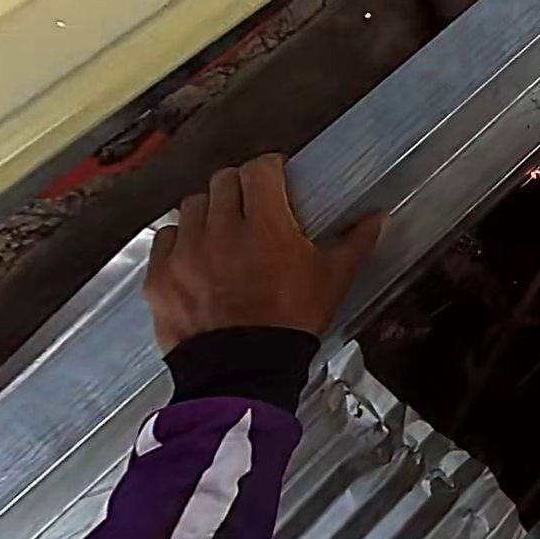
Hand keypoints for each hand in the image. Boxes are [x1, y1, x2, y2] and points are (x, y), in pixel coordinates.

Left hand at [144, 154, 384, 351]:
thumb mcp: (331, 280)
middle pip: (223, 181)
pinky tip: (197, 256)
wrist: (244, 372)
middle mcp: (221, 231)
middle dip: (241, 186)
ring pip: (192, 205)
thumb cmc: (292, 320)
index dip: (269, 166)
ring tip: (223, 230)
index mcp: (266, 227)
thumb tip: (380, 217)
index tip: (276, 175)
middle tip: (253, 204)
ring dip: (210, 211)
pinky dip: (181, 240)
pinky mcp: (159, 276)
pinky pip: (165, 238)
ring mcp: (185, 253)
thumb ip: (356, 243)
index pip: (259, 169)